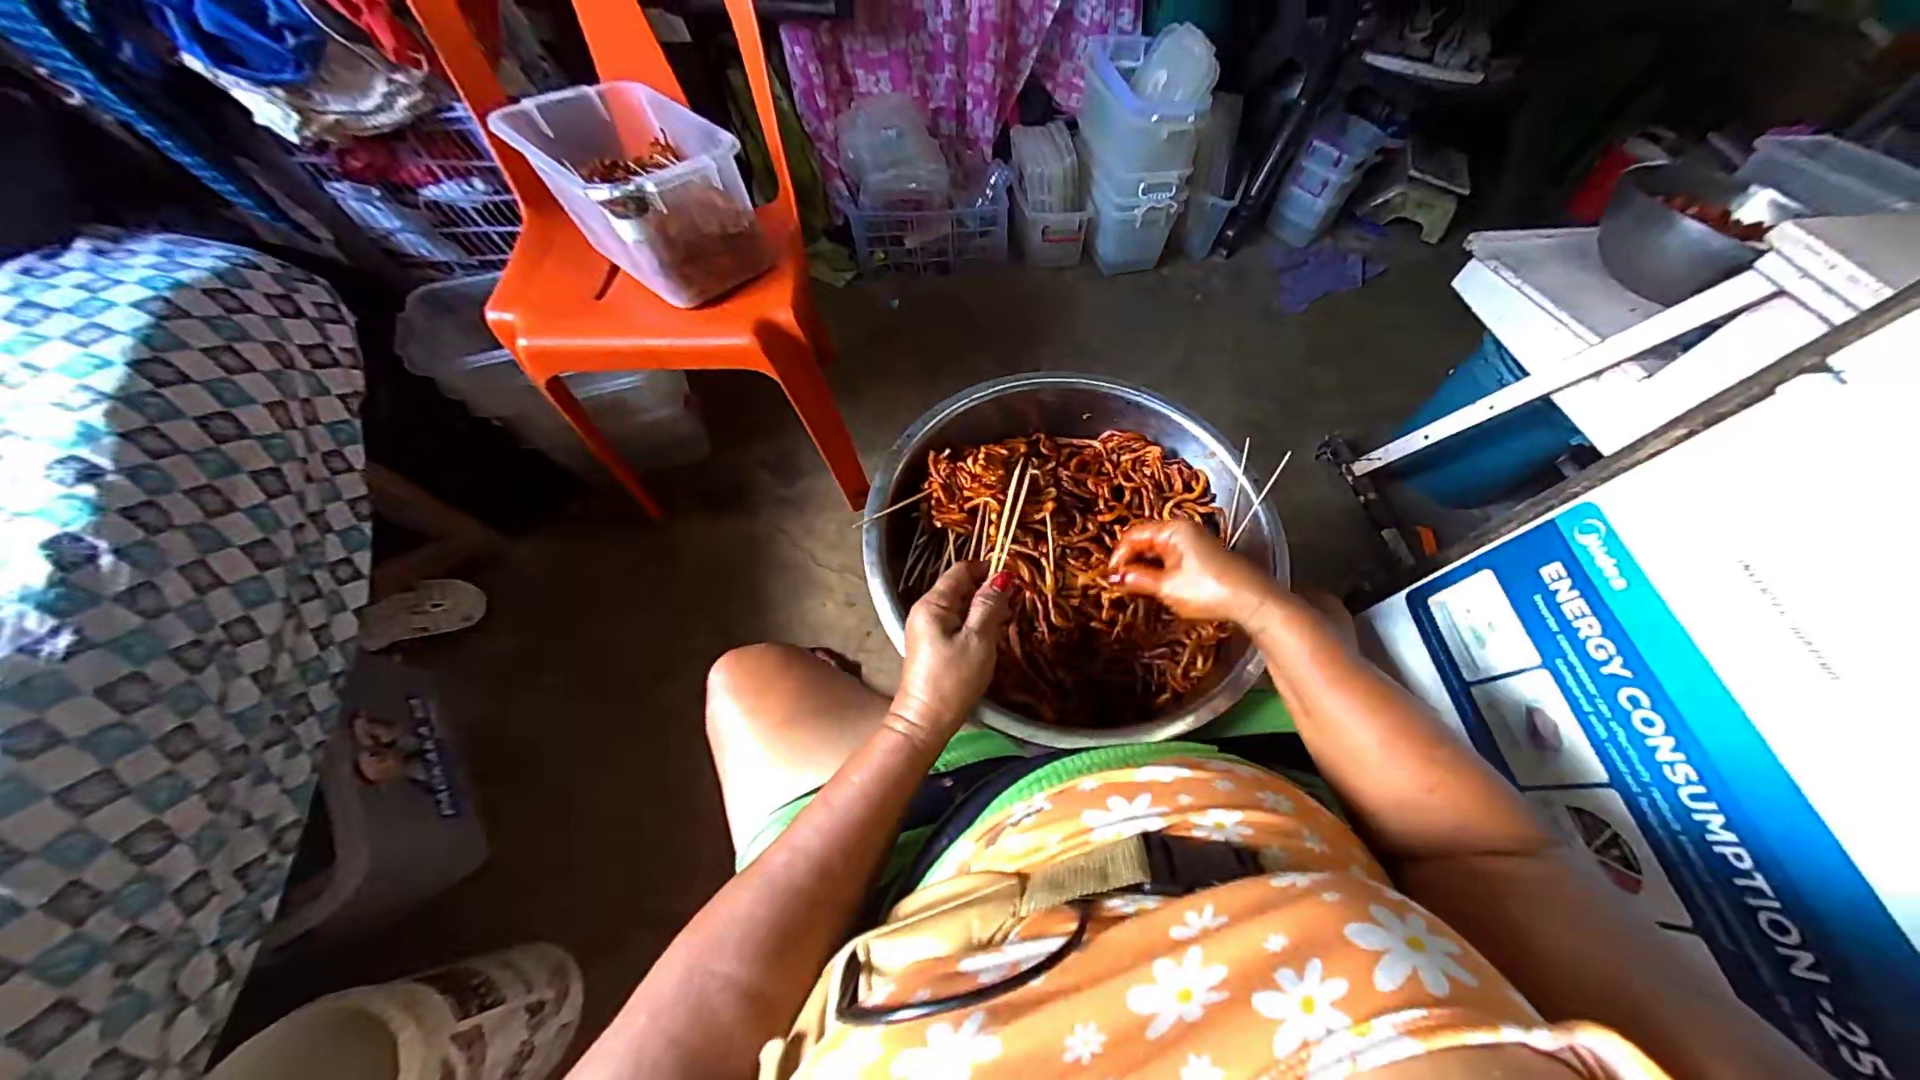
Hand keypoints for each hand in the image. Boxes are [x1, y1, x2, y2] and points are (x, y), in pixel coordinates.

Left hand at [889, 561, 1016, 743]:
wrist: (925, 720)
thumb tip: (1002, 577)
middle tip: (1016, 596)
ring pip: (958, 604)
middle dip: (987, 587)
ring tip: (1008, 613)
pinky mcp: (931, 643)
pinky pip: (955, 620)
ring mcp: (926, 627)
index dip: (987, 568)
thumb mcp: (978, 640)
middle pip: (959, 586)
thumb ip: (989, 606)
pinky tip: (991, 630)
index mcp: (933, 604)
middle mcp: (925, 610)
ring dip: (982, 604)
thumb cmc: (953, 680)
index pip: (961, 570)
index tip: (1014, 574)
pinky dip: (973, 620)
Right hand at [1108, 519, 1288, 626]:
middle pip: (1145, 539)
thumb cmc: (1210, 590)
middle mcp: (1183, 529)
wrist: (1253, 601)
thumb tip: (1114, 578)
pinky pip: (1170, 556)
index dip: (1118, 555)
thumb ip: (1137, 580)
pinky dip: (1159, 569)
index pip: (1133, 535)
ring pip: (1157, 549)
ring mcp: (1194, 541)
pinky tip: (1156, 585)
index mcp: (1173, 529)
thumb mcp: (1167, 588)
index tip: (1110, 577)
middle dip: (1130, 560)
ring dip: (1144, 566)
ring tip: (1135, 587)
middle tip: (1119, 583)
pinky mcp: (1201, 555)